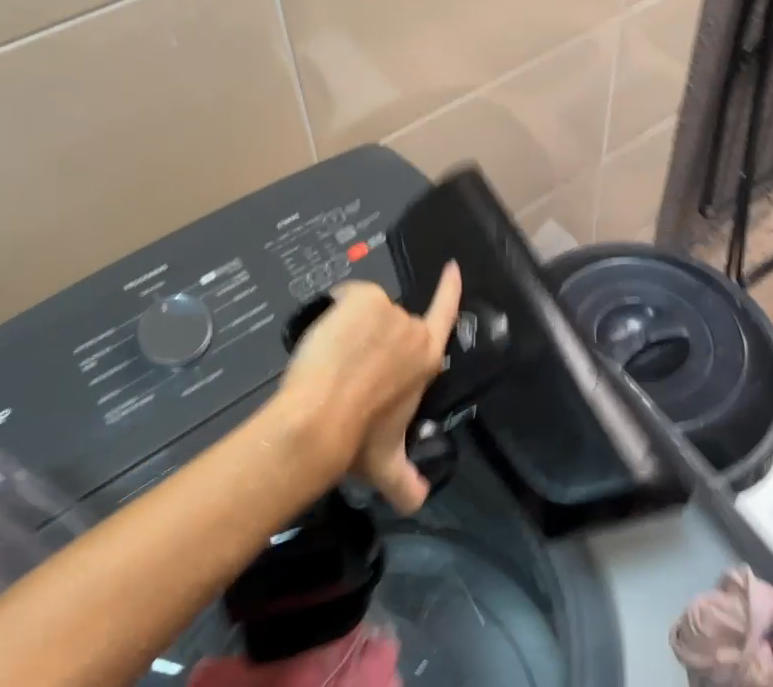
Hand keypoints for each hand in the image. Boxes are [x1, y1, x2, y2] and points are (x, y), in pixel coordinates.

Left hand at [274, 263, 462, 513]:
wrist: (320, 419)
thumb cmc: (358, 440)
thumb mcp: (387, 464)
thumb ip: (407, 483)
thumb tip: (419, 503)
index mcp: (426, 360)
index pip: (445, 315)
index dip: (449, 291)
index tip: (452, 268)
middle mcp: (413, 331)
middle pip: (391, 324)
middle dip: (373, 339)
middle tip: (349, 367)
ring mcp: (388, 311)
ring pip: (367, 312)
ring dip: (353, 327)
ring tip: (332, 358)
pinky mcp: (362, 297)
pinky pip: (347, 297)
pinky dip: (336, 310)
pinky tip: (325, 339)